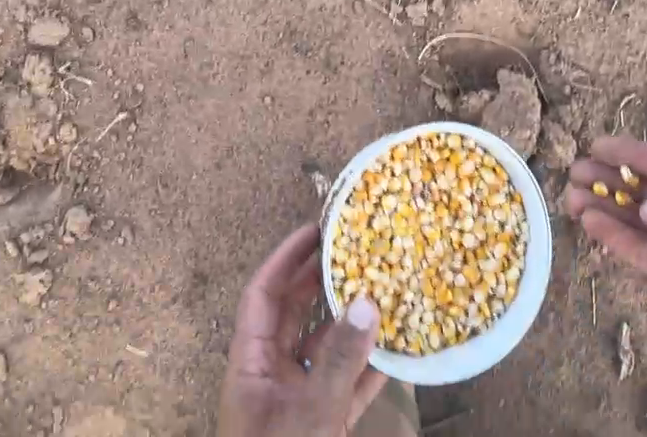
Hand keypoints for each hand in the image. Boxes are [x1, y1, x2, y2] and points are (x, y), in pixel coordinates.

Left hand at [217, 224, 387, 436]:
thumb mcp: (309, 418)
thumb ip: (338, 362)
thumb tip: (367, 300)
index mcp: (249, 368)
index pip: (262, 296)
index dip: (286, 258)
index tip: (317, 228)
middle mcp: (269, 378)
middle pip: (293, 315)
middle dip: (322, 280)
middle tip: (356, 246)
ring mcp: (294, 404)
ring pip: (322, 348)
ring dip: (350, 322)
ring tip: (382, 286)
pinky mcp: (318, 427)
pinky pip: (344, 385)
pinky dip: (367, 367)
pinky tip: (397, 349)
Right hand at [564, 136, 646, 396]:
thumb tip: (643, 205)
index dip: (634, 152)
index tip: (598, 145)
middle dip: (613, 178)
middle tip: (575, 170)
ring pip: (639, 219)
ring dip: (607, 206)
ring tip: (571, 196)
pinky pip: (640, 251)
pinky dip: (615, 237)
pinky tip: (591, 224)